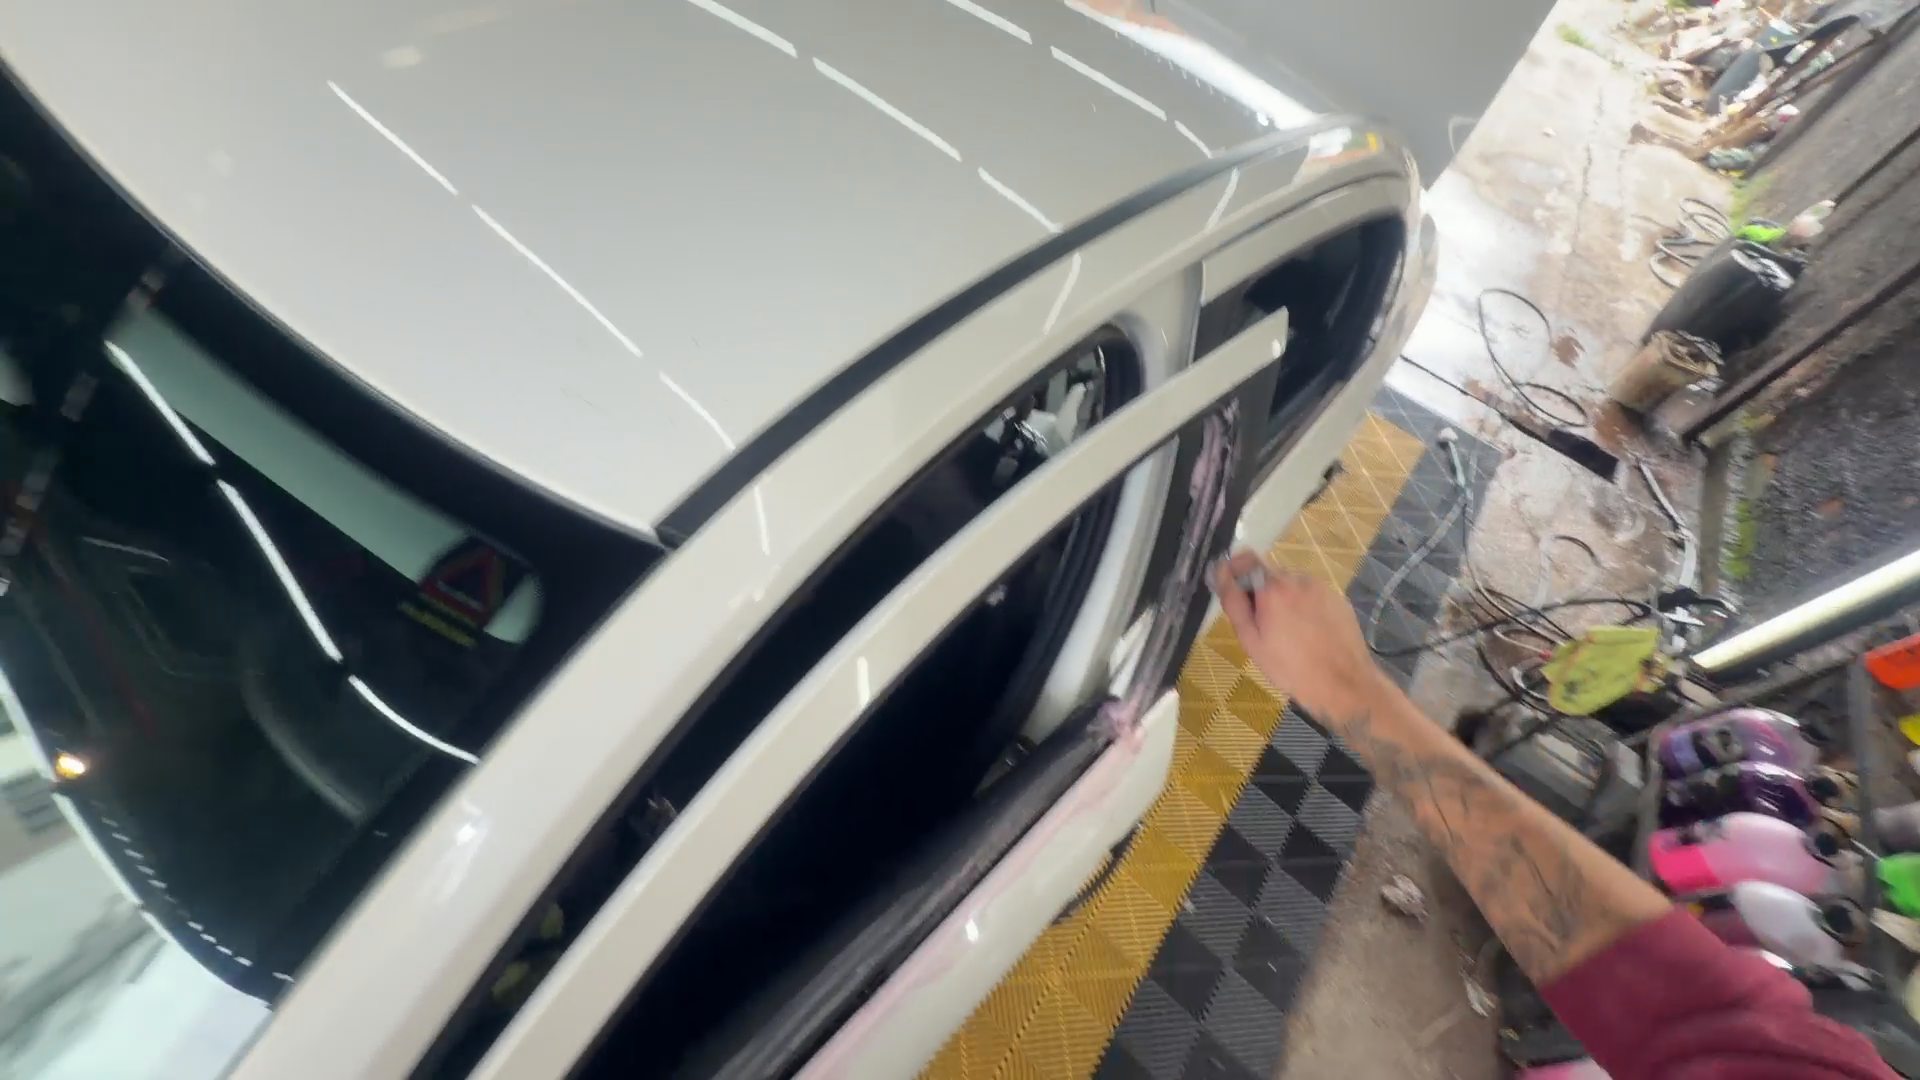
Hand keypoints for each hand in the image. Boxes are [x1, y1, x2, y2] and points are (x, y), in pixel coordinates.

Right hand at [1211, 550, 1390, 726]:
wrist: (1344, 685)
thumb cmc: (1289, 667)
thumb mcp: (1250, 639)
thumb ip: (1233, 602)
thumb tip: (1221, 573)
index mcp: (1273, 587)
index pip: (1247, 559)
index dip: (1235, 571)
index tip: (1234, 592)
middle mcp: (1299, 579)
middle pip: (1270, 575)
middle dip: (1261, 593)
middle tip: (1263, 625)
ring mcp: (1322, 587)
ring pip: (1292, 585)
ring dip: (1284, 599)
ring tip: (1289, 632)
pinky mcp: (1339, 598)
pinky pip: (1312, 595)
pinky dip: (1304, 607)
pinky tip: (1309, 633)